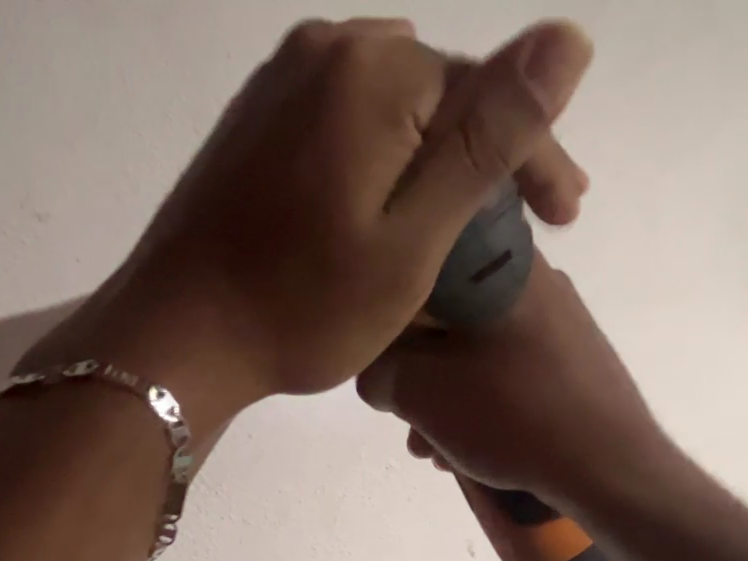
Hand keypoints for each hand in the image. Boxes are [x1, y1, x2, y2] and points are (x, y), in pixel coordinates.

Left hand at [20, 18, 593, 434]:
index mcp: (374, 73)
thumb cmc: (303, 306)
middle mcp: (326, 50)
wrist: (179, 336)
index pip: (488, 94)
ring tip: (470, 217)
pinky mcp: (257, 116)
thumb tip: (568, 37)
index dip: (537, 156)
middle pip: (441, 94)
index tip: (565, 218)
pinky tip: (397, 198)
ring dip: (438, 154)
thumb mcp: (415, 236)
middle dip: (489, 154)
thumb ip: (489, 137)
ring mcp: (282, 80)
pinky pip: (347, 119)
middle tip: (530, 222)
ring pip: (396, 106)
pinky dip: (385, 156)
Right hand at [356, 258, 668, 505]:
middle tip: (407, 425)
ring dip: (446, 398)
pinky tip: (473, 449)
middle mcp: (531, 275)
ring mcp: (559, 316)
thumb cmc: (510, 414)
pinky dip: (482, 400)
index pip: (416, 270)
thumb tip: (378, 371)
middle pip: (446, 316)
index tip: (378, 368)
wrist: (611, 464)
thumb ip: (377, 370)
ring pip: (476, 349)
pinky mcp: (575, 356)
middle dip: (416, 374)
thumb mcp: (418, 392)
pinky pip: (509, 367)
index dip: (384, 321)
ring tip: (437, 451)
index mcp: (493, 261)